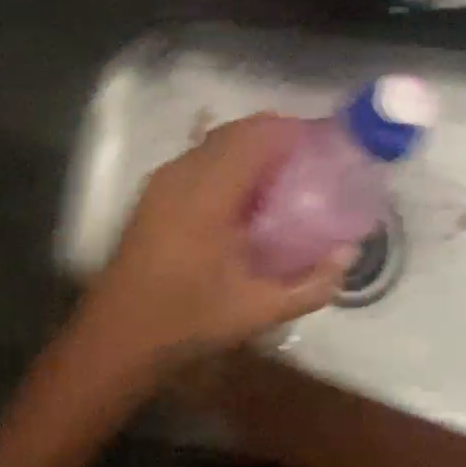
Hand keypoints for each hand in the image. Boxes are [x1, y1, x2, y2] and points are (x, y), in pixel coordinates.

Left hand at [74, 113, 352, 374]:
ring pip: (215, 140)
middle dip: (276, 136)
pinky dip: (227, 159)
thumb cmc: (188, 319)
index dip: (293, 131)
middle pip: (237, 131)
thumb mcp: (257, 310)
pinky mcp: (154, 191)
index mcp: (210, 191)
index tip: (324, 142)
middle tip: (310, 158)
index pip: (257, 136)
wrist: (118, 335)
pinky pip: (198, 157)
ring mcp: (164, 179)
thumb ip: (309, 284)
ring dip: (250, 146)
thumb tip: (347, 254)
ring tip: (283, 172)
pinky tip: (244, 193)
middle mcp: (184, 172)